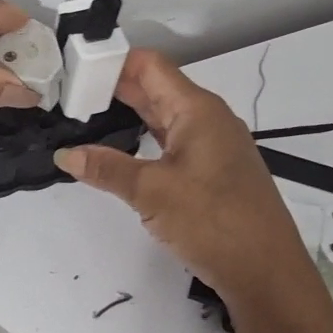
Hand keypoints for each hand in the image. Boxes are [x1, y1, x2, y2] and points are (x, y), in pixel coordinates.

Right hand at [55, 50, 304, 305]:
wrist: (266, 271)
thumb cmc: (213, 221)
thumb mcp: (152, 192)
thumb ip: (107, 169)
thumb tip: (65, 155)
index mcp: (197, 110)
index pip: (149, 66)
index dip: (112, 61)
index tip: (75, 67)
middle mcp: (208, 120)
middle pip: (156, 88)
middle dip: (114, 87)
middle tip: (69, 92)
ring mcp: (213, 146)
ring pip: (164, 117)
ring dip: (128, 114)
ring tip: (86, 117)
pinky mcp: (212, 172)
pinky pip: (172, 142)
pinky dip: (144, 139)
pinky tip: (120, 152)